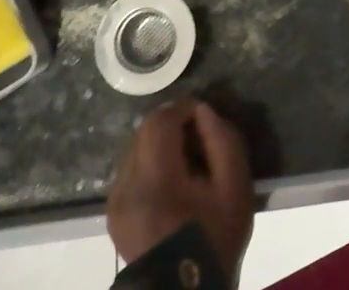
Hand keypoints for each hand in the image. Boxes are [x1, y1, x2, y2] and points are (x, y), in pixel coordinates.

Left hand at [106, 100, 253, 270]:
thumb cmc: (216, 239)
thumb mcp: (235, 188)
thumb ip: (223, 141)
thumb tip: (204, 111)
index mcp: (154, 183)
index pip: (158, 123)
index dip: (182, 108)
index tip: (204, 114)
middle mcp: (124, 188)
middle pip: (143, 133)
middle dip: (172, 125)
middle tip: (200, 137)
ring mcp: (114, 202)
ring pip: (135, 149)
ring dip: (161, 143)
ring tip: (188, 161)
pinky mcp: (113, 213)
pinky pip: (131, 170)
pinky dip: (152, 163)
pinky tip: (173, 181)